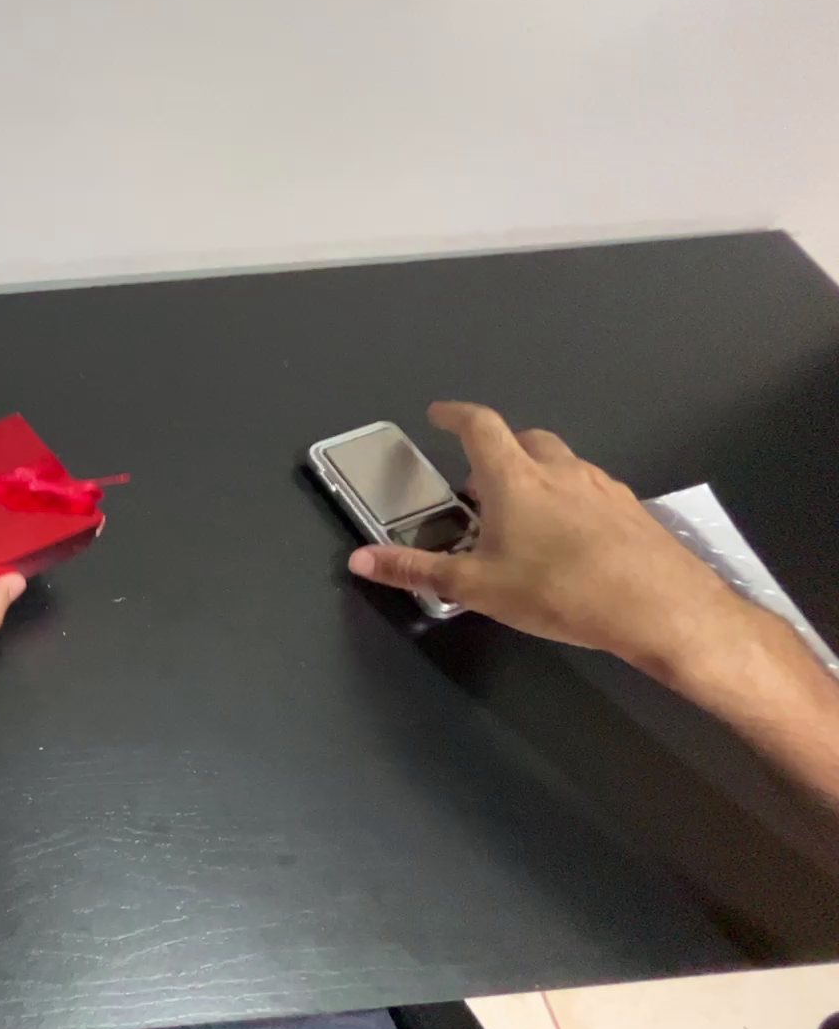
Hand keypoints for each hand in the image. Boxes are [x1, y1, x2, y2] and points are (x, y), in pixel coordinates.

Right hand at [346, 401, 745, 671]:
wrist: (671, 615)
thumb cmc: (561, 591)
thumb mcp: (474, 586)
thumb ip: (413, 569)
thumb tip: (358, 560)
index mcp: (516, 481)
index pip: (482, 427)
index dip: (456, 415)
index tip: (438, 413)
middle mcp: (562, 475)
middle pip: (527, 439)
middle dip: (497, 447)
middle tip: (475, 478)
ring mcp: (605, 492)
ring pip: (563, 463)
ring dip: (534, 472)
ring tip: (515, 509)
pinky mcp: (635, 515)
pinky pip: (591, 490)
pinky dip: (567, 497)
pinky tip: (562, 535)